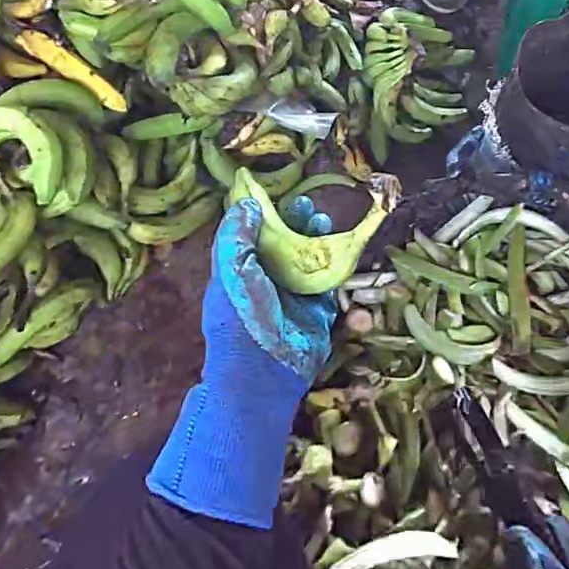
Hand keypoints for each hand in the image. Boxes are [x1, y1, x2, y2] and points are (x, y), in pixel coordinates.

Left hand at [207, 197, 337, 381]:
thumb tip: (248, 202)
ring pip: (308, 257)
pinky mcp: (318, 311)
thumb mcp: (230, 270)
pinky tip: (338, 247)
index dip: (265, 212)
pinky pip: (329, 281)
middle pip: (284, 242)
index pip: (254, 233)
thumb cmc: (239, 317)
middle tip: (306, 204)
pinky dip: (334, 262)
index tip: (276, 194)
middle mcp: (267, 279)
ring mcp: (294, 295)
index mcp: (241, 269)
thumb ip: (236, 234)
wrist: (261, 374)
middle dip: (295, 221)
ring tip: (321, 219)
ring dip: (316, 237)